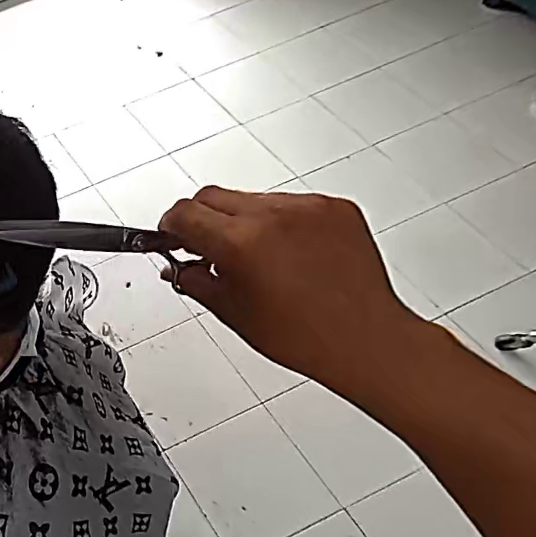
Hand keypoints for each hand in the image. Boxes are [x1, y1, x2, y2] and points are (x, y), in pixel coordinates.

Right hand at [158, 188, 425, 393]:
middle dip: (201, 220)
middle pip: (214, 196)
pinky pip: (292, 203)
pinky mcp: (335, 207)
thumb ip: (198, 282)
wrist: (365, 340)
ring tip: (256, 260)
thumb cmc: (308, 337)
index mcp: (243, 243)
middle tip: (204, 249)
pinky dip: (281, 223)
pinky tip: (289, 255)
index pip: (185, 212)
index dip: (170, 225)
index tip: (170, 235)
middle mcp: (275, 216)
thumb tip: (179, 268)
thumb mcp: (235, 314)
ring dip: (243, 222)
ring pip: (253, 198)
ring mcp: (308, 208)